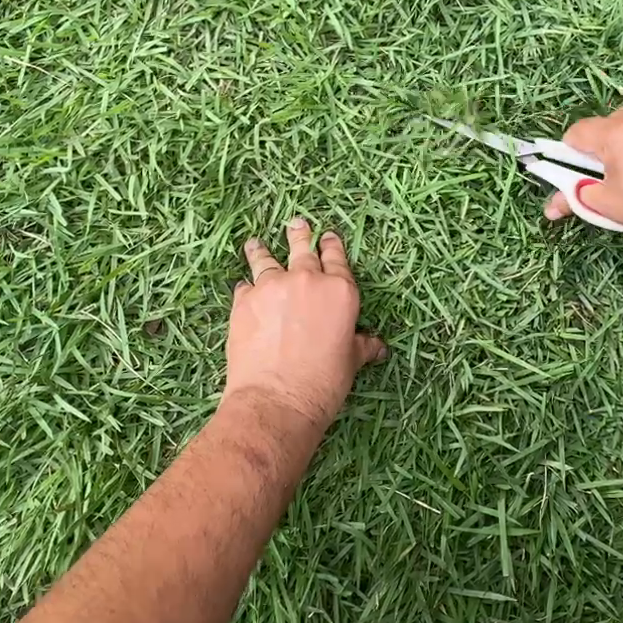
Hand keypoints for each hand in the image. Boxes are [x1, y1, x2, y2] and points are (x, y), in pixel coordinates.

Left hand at [225, 219, 387, 432]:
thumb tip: (379, 347)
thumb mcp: (350, 362)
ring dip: (262, 250)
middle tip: (296, 223)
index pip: (336, 259)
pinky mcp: (245, 300)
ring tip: (255, 243)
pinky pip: (245, 285)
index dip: (332, 246)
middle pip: (303, 249)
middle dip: (300, 235)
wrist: (277, 400)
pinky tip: (244, 285)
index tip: (327, 237)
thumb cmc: (323, 384)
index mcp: (340, 292)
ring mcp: (273, 286)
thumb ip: (362, 346)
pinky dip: (246, 285)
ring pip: (267, 259)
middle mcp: (307, 280)